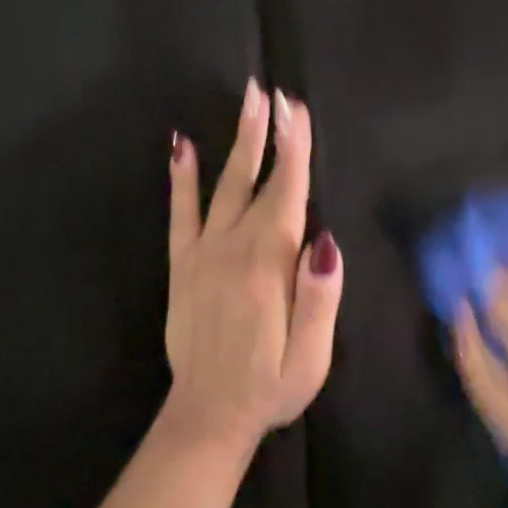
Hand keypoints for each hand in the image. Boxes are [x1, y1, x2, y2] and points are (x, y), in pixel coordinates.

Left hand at [163, 80, 343, 448]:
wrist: (208, 415)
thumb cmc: (270, 387)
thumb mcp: (310, 356)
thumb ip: (320, 298)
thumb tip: (326, 241)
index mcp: (270, 267)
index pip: (288, 196)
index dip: (295, 151)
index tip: (298, 111)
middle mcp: (234, 250)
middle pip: (257, 181)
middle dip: (268, 133)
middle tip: (272, 92)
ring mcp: (203, 255)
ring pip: (223, 186)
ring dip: (237, 142)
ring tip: (247, 103)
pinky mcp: (184, 266)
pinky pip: (181, 214)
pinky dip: (181, 179)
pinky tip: (182, 147)